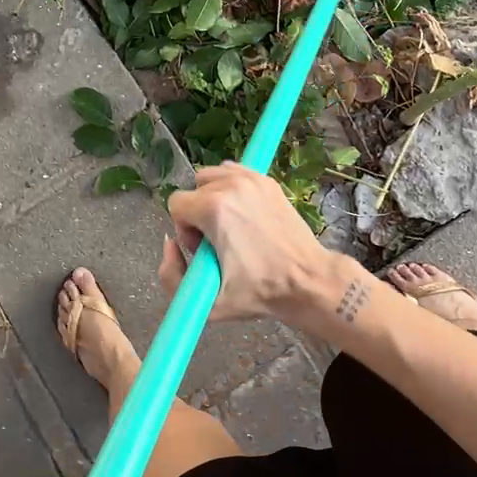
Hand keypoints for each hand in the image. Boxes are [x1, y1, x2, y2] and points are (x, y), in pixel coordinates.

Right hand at [159, 163, 334, 320]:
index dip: (184, 230)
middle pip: (194, 189)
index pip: (176, 203)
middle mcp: (231, 185)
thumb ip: (171, 277)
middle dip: (198, 214)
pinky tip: (244, 214)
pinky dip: (232, 188)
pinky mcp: (268, 181)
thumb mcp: (207, 303)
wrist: (307, 280)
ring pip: (214, 176)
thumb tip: (169, 244)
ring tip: (231, 227)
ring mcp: (252, 179)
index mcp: (214, 208)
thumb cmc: (260, 292)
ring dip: (213, 198)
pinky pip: (235, 172)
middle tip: (218, 243)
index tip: (203, 251)